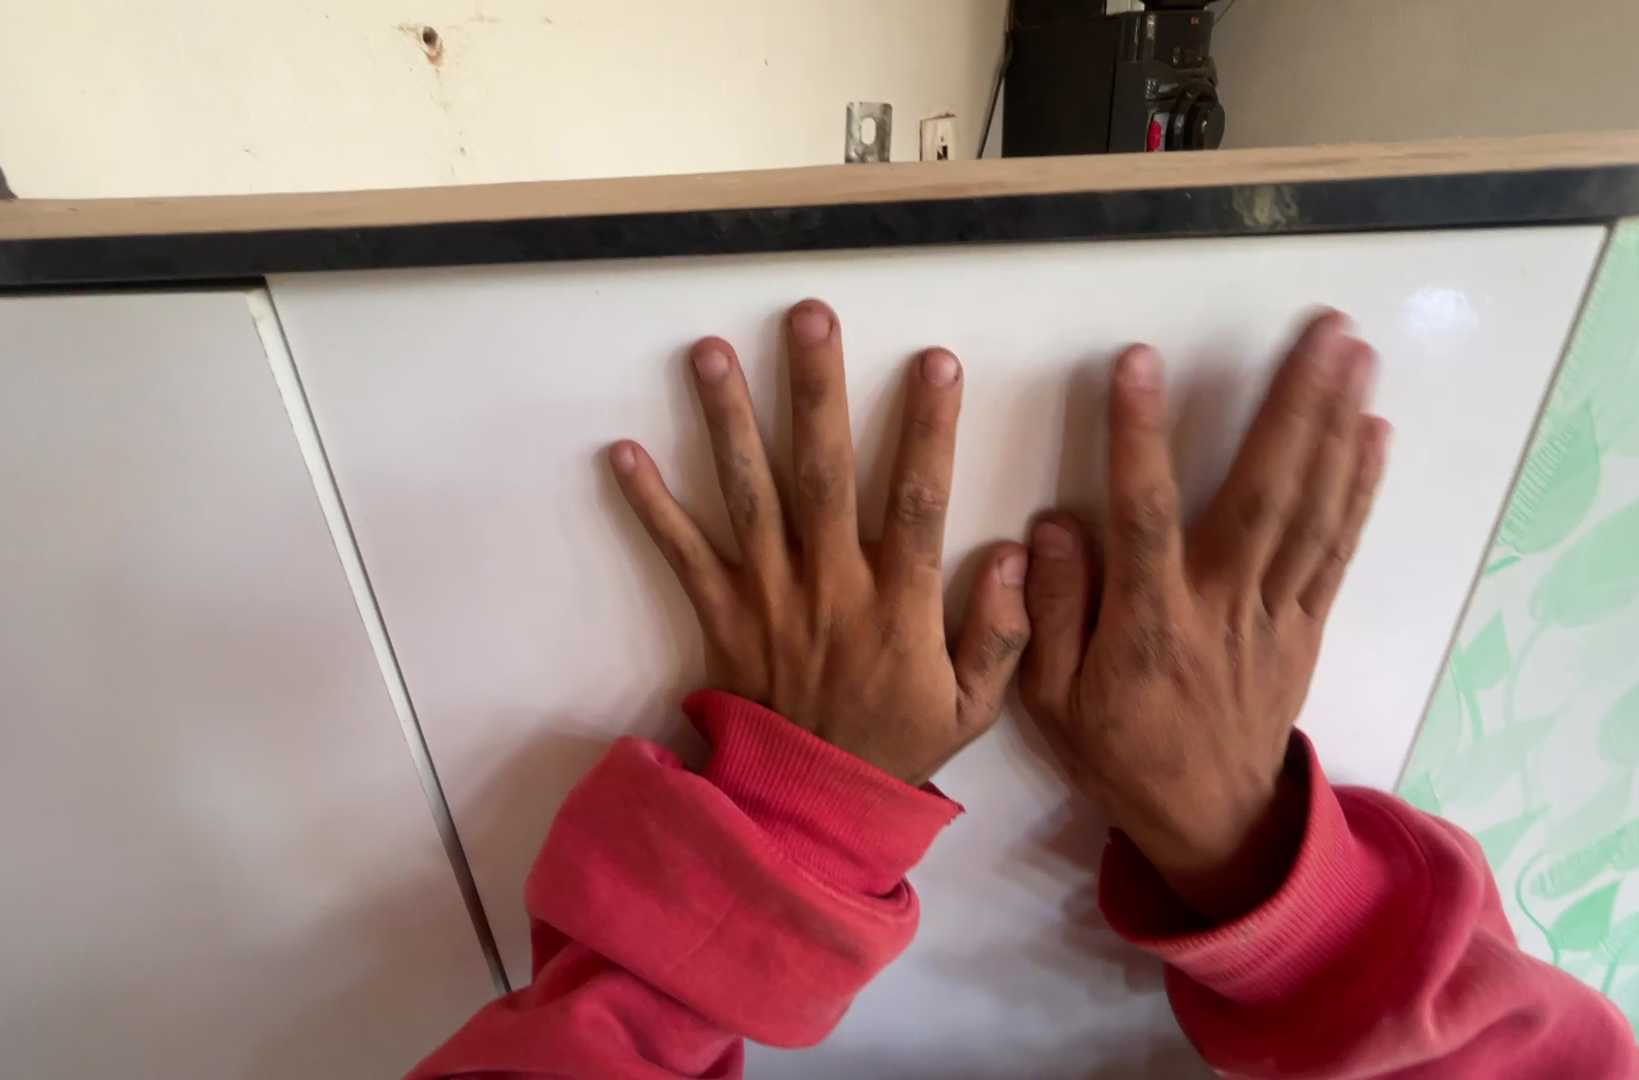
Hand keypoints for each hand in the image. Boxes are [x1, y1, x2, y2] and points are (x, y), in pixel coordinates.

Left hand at [609, 300, 1029, 785]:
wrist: (809, 802)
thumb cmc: (895, 744)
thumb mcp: (973, 708)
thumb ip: (1000, 634)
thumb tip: (1015, 555)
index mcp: (898, 606)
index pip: (919, 502)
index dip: (930, 430)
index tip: (935, 363)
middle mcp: (829, 586)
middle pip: (824, 475)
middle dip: (818, 391)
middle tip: (809, 317)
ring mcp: (768, 596)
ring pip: (750, 497)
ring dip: (729, 421)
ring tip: (709, 352)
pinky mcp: (721, 614)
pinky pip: (683, 555)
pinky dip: (652, 505)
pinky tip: (622, 452)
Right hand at [1019, 312, 1389, 921]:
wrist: (1209, 818)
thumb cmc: (1117, 752)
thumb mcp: (1051, 700)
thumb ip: (1049, 612)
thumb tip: (1054, 526)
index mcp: (1149, 626)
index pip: (1144, 518)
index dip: (1138, 439)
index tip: (1136, 364)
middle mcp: (1222, 608)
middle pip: (1262, 497)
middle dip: (1292, 406)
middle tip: (1323, 330)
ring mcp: (1275, 614)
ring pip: (1311, 513)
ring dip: (1335, 428)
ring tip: (1353, 354)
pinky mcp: (1306, 624)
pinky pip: (1338, 551)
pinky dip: (1360, 488)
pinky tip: (1374, 432)